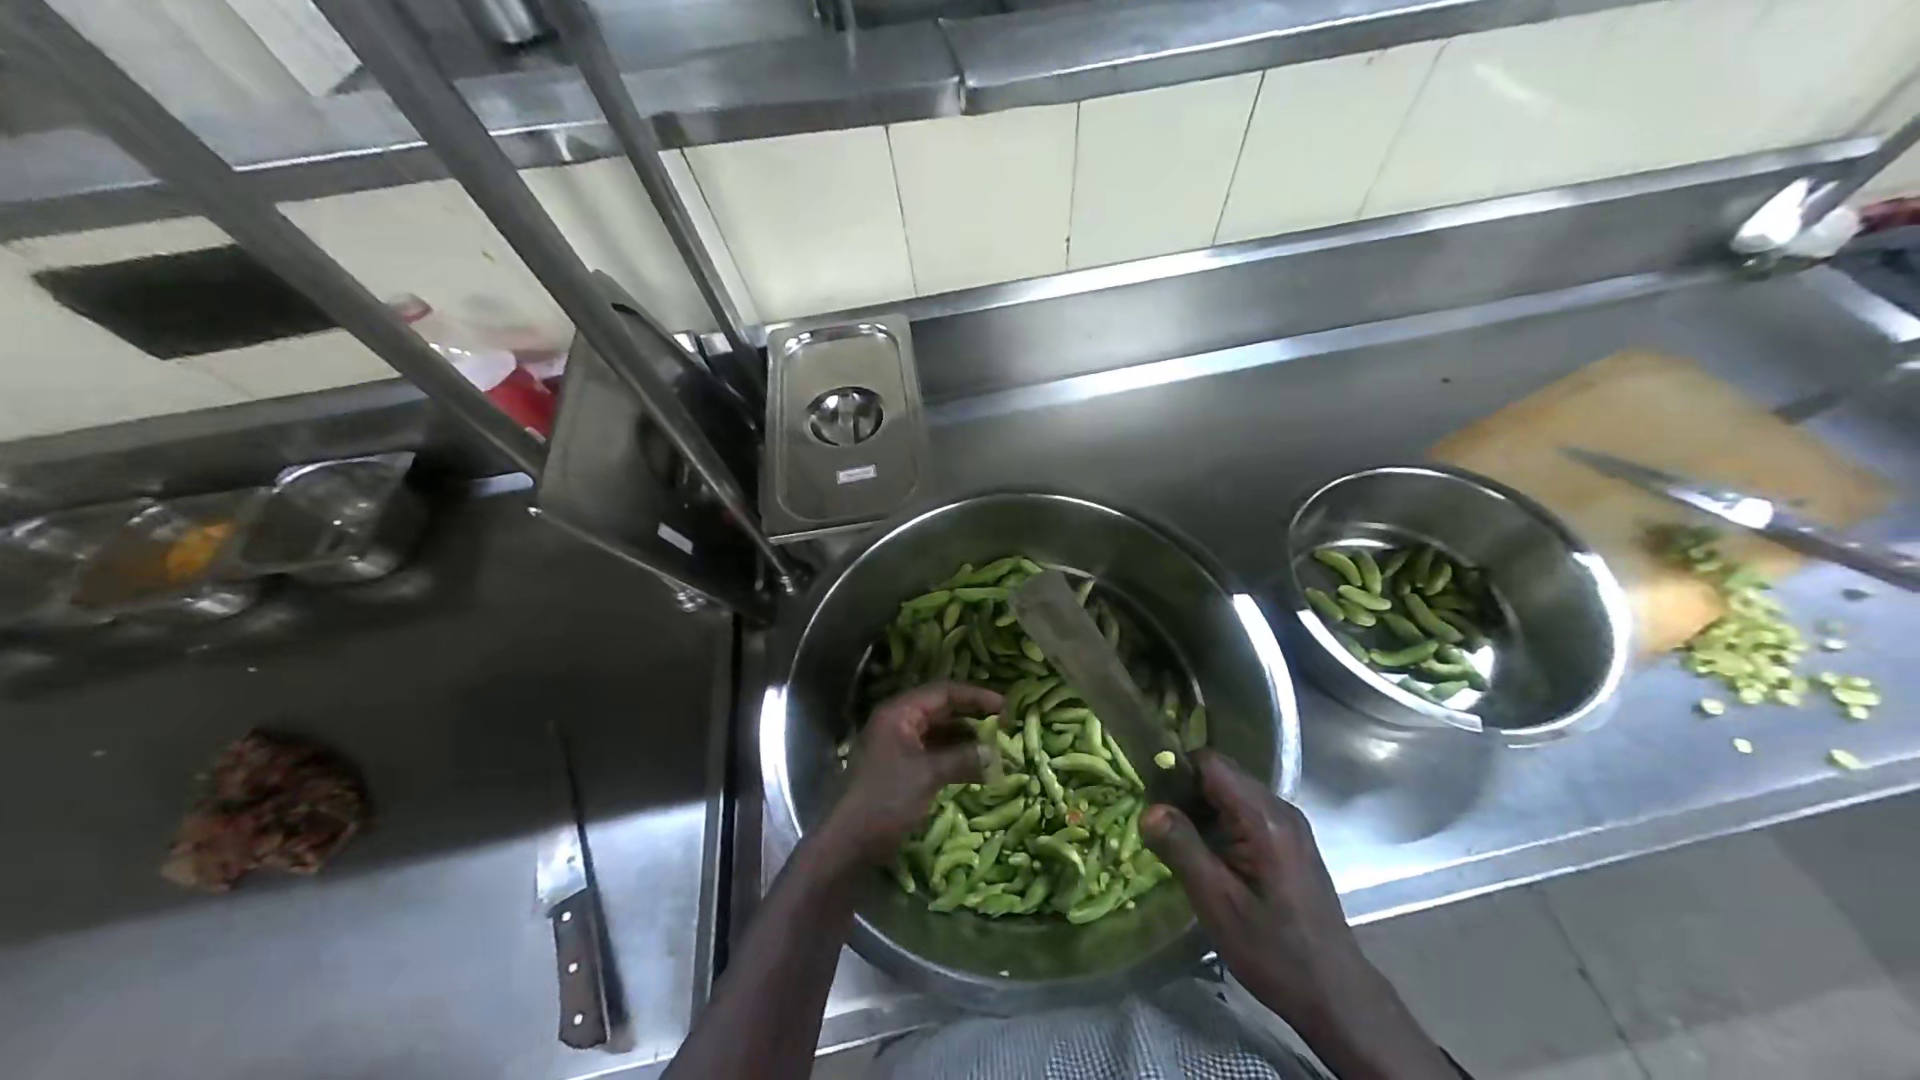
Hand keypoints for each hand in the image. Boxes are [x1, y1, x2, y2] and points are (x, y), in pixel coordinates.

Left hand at [821, 682, 1003, 865]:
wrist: (848, 841)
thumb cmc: (885, 798)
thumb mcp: (928, 775)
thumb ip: (963, 759)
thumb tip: (997, 754)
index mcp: (899, 712)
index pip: (943, 692)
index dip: (975, 696)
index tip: (1005, 706)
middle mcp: (898, 722)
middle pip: (941, 709)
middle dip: (972, 716)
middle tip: (1004, 725)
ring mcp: (898, 746)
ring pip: (939, 732)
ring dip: (966, 738)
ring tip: (995, 747)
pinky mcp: (901, 768)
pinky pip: (934, 752)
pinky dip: (955, 756)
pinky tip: (976, 767)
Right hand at [1143, 751, 1455, 1079]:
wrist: (1336, 996)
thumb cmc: (1274, 951)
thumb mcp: (1218, 903)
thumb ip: (1182, 849)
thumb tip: (1148, 809)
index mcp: (1265, 818)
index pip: (1211, 763)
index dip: (1176, 770)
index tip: (1148, 794)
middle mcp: (1280, 810)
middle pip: (1221, 775)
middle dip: (1184, 791)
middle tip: (1155, 821)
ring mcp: (1288, 825)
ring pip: (1231, 794)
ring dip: (1199, 809)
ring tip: (1172, 838)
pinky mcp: (1288, 842)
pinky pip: (1244, 813)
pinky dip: (1218, 823)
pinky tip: (1203, 853)